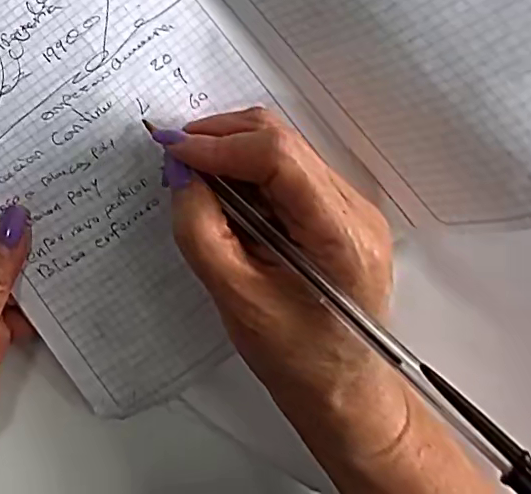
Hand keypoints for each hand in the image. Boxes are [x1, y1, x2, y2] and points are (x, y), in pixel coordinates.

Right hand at [159, 108, 489, 493]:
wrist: (346, 394)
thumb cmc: (298, 360)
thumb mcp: (235, 297)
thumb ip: (200, 228)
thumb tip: (181, 170)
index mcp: (340, 236)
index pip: (278, 157)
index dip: (219, 145)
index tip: (175, 150)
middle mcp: (354, 208)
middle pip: (280, 139)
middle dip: (220, 136)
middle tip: (178, 154)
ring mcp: (349, 204)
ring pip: (280, 144)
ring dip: (230, 147)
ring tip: (196, 172)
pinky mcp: (334, 206)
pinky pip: (283, 163)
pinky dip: (244, 163)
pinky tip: (223, 188)